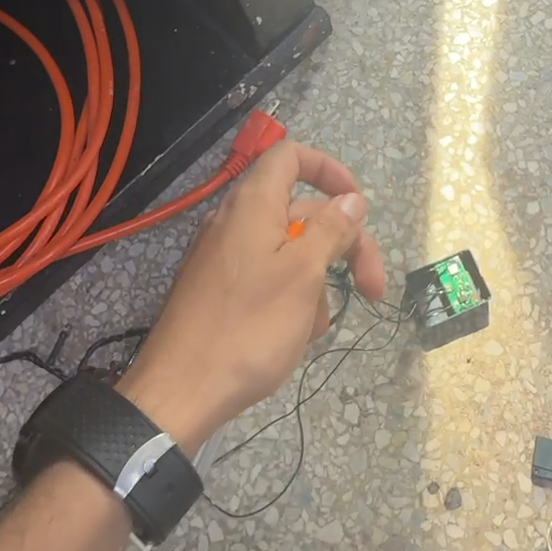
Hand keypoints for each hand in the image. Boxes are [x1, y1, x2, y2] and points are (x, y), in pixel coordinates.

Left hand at [117, 141, 385, 453]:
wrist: (179, 393)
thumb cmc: (247, 328)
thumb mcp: (302, 275)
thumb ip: (331, 231)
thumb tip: (352, 200)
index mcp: (253, 204)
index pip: (291, 157)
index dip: (330, 170)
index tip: (358, 205)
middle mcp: (235, 221)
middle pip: (302, 212)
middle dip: (342, 246)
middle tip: (372, 290)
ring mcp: (224, 257)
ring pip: (289, 252)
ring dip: (315, 284)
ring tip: (312, 327)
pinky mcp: (219, 289)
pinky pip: (266, 278)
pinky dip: (289, 298)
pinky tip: (292, 336)